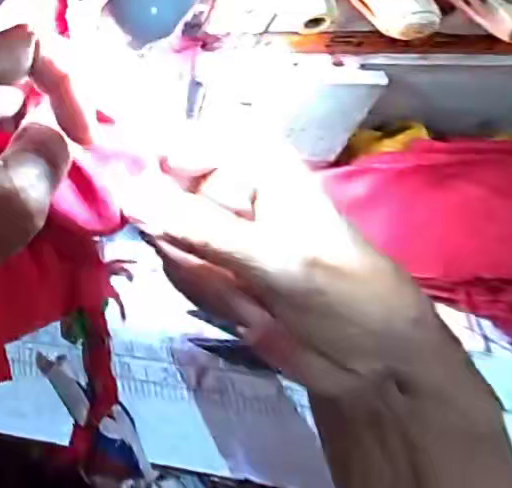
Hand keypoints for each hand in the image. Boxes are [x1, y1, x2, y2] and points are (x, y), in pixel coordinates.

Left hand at [0, 27, 91, 329]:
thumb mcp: (13, 201)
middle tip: (85, 153)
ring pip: (12, 96)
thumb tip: (55, 131)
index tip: (84, 139)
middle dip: (59, 102)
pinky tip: (37, 171)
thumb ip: (49, 152)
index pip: (28, 44)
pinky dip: (23, 138)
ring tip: (66, 165)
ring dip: (43, 124)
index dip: (66, 82)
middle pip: (21, 65)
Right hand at [133, 142, 483, 402]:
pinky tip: (245, 310)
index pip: (176, 140)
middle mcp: (221, 182)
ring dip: (198, 272)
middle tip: (221, 271)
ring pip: (158, 231)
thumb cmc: (351, 297)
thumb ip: (201, 230)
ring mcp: (207, 220)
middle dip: (182, 238)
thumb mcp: (280, 261)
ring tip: (251, 300)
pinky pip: (169, 262)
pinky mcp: (201, 256)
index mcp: (250, 160)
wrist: (382, 371)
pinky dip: (202, 290)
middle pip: (156, 189)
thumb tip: (128, 201)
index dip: (150, 164)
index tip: (143, 199)